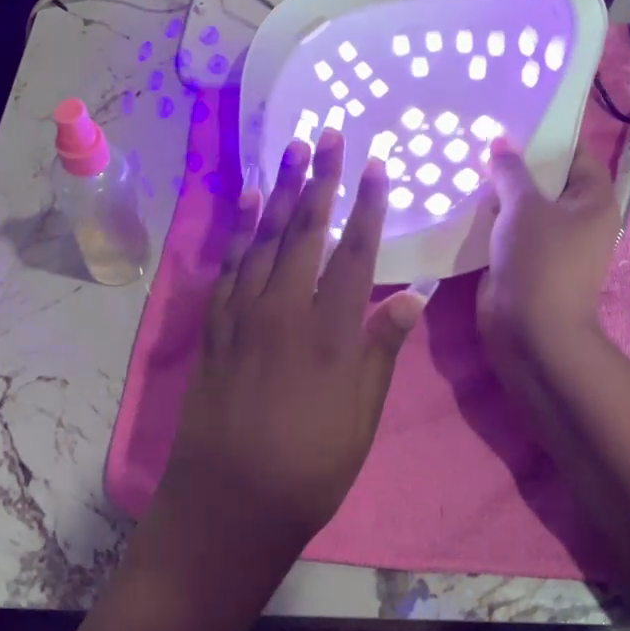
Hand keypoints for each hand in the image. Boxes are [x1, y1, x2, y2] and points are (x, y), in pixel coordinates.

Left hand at [150, 130, 428, 559]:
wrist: (229, 499)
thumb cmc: (310, 464)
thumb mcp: (361, 414)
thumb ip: (381, 348)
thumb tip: (413, 296)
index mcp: (330, 331)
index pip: (354, 252)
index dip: (368, 205)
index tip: (376, 163)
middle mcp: (285, 308)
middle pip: (306, 229)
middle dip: (321, 177)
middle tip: (327, 131)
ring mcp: (244, 312)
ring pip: (265, 236)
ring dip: (281, 188)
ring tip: (292, 147)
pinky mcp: (216, 323)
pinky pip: (230, 262)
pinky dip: (241, 226)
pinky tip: (250, 200)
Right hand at [480, 137, 618, 347]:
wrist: (531, 333)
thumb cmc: (540, 261)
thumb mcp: (524, 207)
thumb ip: (510, 171)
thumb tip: (500, 142)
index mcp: (592, 199)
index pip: (573, 152)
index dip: (545, 133)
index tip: (512, 113)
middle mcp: (576, 216)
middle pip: (544, 177)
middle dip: (513, 158)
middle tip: (478, 129)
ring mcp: (548, 239)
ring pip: (521, 202)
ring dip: (495, 186)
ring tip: (462, 155)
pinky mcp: (522, 258)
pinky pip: (505, 226)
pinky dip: (487, 213)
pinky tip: (459, 193)